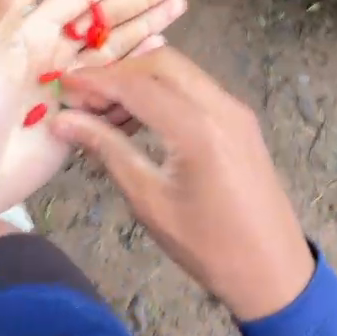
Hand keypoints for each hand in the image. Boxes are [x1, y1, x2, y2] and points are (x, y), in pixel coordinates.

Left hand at [0, 0, 189, 220]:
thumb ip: (13, 0)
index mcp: (34, 31)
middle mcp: (58, 52)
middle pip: (109, 17)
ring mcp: (73, 85)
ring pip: (119, 48)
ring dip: (148, 25)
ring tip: (181, 6)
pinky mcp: (84, 116)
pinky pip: (118, 87)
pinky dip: (140, 68)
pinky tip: (163, 50)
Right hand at [50, 47, 313, 320]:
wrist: (275, 272)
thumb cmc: (207, 246)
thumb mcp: (149, 200)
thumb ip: (107, 150)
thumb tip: (62, 121)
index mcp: (197, 128)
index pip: (135, 85)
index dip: (94, 80)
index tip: (61, 84)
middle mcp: (219, 106)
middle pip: (159, 62)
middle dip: (117, 72)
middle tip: (83, 97)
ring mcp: (234, 109)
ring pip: (178, 71)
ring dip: (139, 79)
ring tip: (104, 111)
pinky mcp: (239, 119)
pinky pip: (194, 87)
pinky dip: (162, 91)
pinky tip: (138, 119)